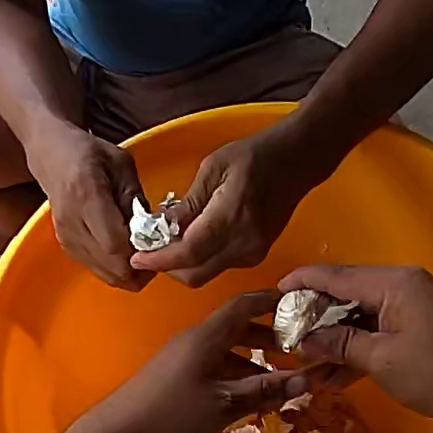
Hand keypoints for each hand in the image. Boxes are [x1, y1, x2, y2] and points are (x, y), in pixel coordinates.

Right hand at [24, 121, 148, 289]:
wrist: (52, 154)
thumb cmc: (92, 155)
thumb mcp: (123, 166)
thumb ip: (137, 200)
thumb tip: (153, 233)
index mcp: (87, 196)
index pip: (115, 245)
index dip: (141, 254)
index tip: (158, 247)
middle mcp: (72, 222)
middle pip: (113, 268)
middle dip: (140, 270)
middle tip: (156, 258)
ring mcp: (67, 237)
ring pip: (107, 275)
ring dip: (130, 272)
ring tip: (142, 255)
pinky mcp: (67, 246)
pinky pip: (99, 271)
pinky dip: (117, 269)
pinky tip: (126, 254)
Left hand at [88, 291, 314, 432]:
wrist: (120, 432)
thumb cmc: (174, 412)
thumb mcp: (226, 403)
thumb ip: (265, 390)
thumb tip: (308, 380)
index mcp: (208, 337)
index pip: (245, 305)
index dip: (272, 301)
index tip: (300, 304)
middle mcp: (198, 340)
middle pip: (239, 328)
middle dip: (270, 337)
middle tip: (298, 351)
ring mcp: (187, 358)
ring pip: (229, 351)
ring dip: (255, 361)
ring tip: (281, 379)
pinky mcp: (180, 376)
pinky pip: (217, 366)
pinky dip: (238, 375)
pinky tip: (250, 396)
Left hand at [129, 119, 334, 286]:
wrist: (295, 163)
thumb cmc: (253, 157)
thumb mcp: (212, 169)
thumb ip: (187, 205)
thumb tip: (161, 227)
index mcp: (231, 219)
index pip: (189, 253)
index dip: (160, 260)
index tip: (137, 258)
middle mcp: (243, 245)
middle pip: (195, 275)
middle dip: (168, 268)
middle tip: (149, 251)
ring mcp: (251, 254)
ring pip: (206, 274)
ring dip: (183, 264)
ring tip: (170, 241)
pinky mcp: (254, 256)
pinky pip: (219, 266)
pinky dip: (201, 258)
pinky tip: (194, 239)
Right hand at [278, 265, 432, 432]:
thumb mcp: (380, 360)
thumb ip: (339, 344)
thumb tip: (303, 339)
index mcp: (396, 283)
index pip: (338, 276)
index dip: (303, 283)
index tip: (275, 293)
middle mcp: (407, 284)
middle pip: (351, 294)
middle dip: (318, 317)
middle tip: (288, 336)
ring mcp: (420, 305)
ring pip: (366, 316)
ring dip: (339, 339)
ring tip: (309, 364)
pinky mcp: (427, 326)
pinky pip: (384, 330)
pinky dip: (362, 347)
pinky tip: (339, 373)